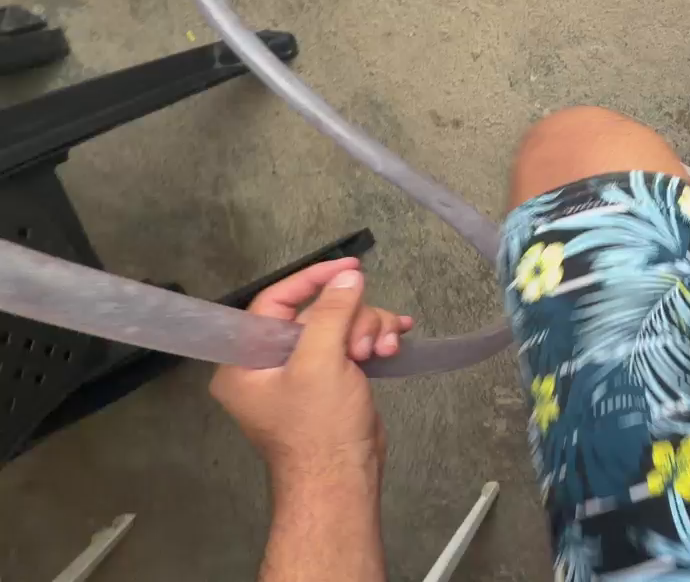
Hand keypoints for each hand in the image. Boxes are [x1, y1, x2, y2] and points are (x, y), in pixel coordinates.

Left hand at [210, 258, 412, 489]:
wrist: (341, 471)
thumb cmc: (318, 422)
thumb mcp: (321, 363)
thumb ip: (332, 314)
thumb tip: (349, 276)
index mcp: (246, 361)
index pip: (275, 303)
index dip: (312, 279)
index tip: (352, 266)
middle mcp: (271, 362)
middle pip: (320, 313)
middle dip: (355, 320)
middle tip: (367, 345)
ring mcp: (305, 369)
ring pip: (345, 324)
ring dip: (372, 330)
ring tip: (384, 351)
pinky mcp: (334, 376)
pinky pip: (356, 340)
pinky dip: (378, 337)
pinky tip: (395, 342)